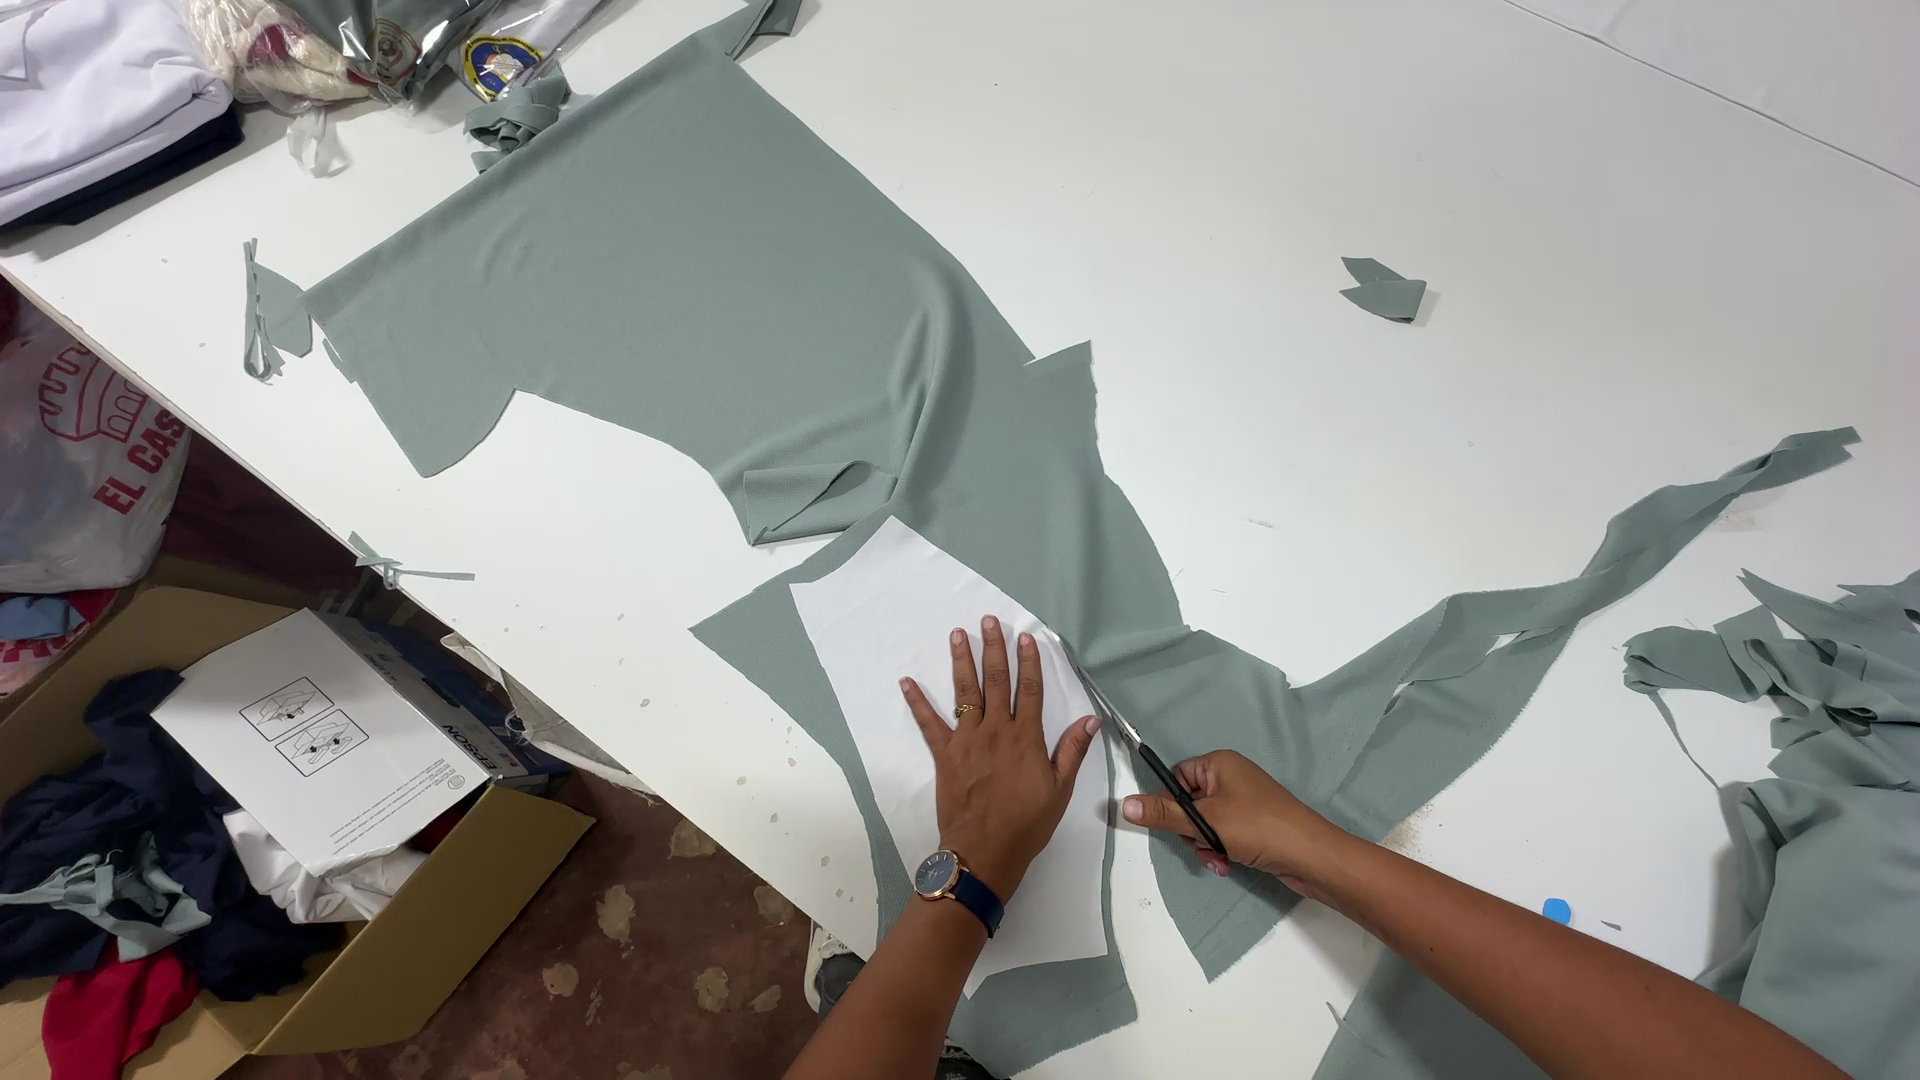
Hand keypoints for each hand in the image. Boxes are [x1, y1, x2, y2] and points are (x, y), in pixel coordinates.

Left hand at [900, 615, 1100, 899]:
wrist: (985, 851)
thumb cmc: (1027, 823)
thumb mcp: (1059, 790)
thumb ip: (1072, 751)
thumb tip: (1091, 719)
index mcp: (1025, 737)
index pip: (1029, 690)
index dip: (1028, 661)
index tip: (1025, 637)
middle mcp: (996, 729)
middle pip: (996, 680)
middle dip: (993, 648)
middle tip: (988, 620)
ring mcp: (967, 738)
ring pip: (965, 690)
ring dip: (961, 660)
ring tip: (957, 634)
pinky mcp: (944, 753)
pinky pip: (929, 723)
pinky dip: (916, 702)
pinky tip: (906, 681)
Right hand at [1121, 749, 1354, 898]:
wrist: (1313, 858)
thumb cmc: (1258, 828)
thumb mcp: (1205, 822)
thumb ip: (1163, 815)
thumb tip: (1123, 805)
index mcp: (1219, 764)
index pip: (1177, 777)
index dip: (1170, 803)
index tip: (1172, 826)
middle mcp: (1231, 776)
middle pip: (1189, 801)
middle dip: (1190, 830)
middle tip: (1199, 846)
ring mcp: (1245, 800)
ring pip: (1206, 821)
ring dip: (1204, 843)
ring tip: (1217, 860)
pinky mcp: (1255, 822)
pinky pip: (1224, 832)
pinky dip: (1221, 848)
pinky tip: (1226, 865)